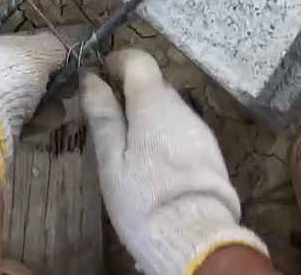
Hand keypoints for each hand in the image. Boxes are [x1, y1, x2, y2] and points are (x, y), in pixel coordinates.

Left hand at [0, 31, 68, 181]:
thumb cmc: (9, 77)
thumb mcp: (40, 50)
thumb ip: (58, 48)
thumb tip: (67, 55)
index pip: (31, 49)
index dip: (54, 60)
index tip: (71, 74)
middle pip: (32, 79)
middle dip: (52, 88)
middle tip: (64, 96)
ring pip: (28, 103)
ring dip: (47, 108)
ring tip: (51, 116)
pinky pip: (18, 123)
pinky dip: (32, 125)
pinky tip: (37, 128)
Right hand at [82, 49, 267, 274]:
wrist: (196, 240)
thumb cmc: (144, 198)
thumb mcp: (112, 159)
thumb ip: (103, 115)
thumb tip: (91, 77)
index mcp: (154, 102)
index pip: (139, 60)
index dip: (118, 62)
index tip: (101, 78)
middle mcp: (180, 106)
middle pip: (154, 84)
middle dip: (131, 93)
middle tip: (110, 121)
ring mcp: (198, 128)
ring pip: (168, 108)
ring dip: (149, 117)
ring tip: (131, 150)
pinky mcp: (209, 150)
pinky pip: (181, 130)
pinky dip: (165, 136)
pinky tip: (156, 165)